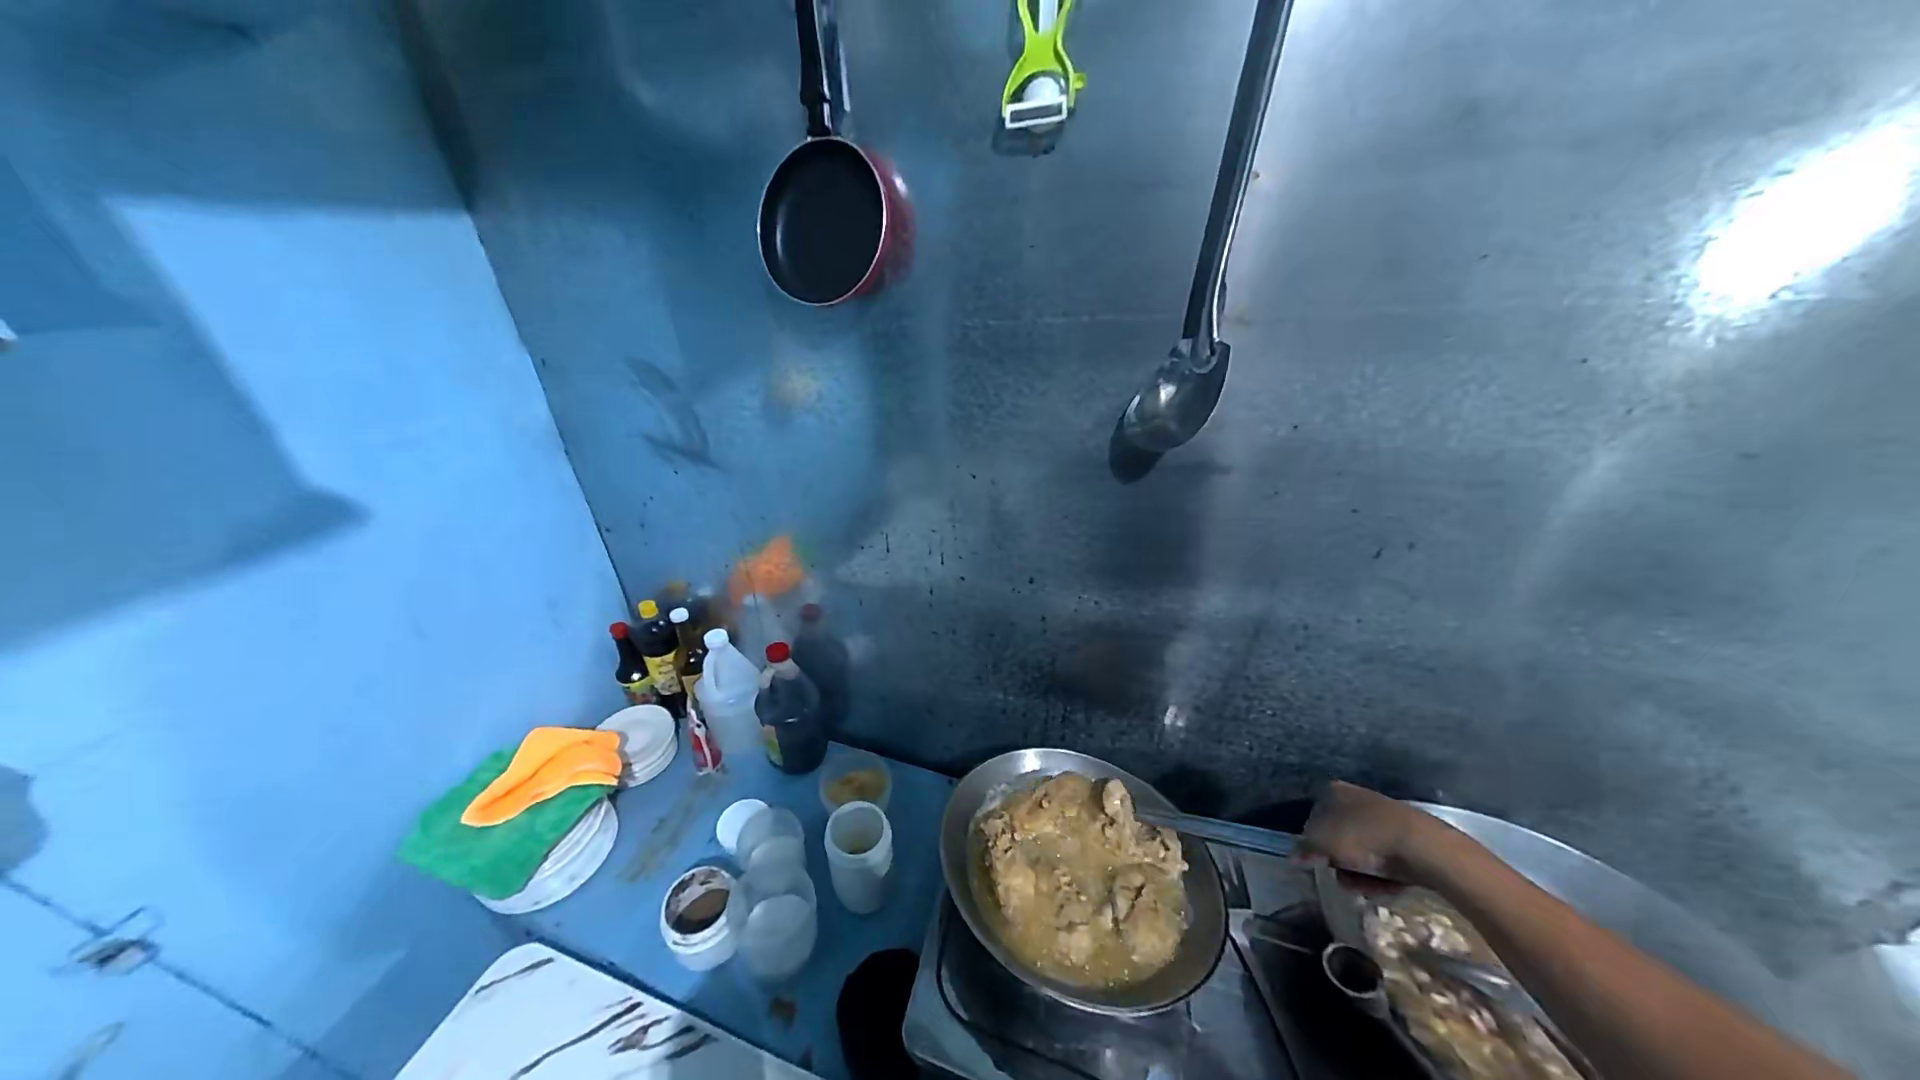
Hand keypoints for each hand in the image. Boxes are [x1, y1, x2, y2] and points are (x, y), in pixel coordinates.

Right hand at [1294, 780, 1451, 885]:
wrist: (1421, 847)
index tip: (1316, 861)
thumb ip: (1303, 848)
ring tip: (1365, 887)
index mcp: (1333, 791)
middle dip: (1338, 863)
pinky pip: (1385, 860)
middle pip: (1338, 837)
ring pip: (1362, 852)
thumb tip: (1294, 856)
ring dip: (1359, 874)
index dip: (1312, 842)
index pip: (1312, 817)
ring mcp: (1383, 818)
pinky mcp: (1406, 839)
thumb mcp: (1320, 842)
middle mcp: (1356, 799)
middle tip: (1342, 878)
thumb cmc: (1362, 837)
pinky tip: (1385, 885)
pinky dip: (1382, 876)